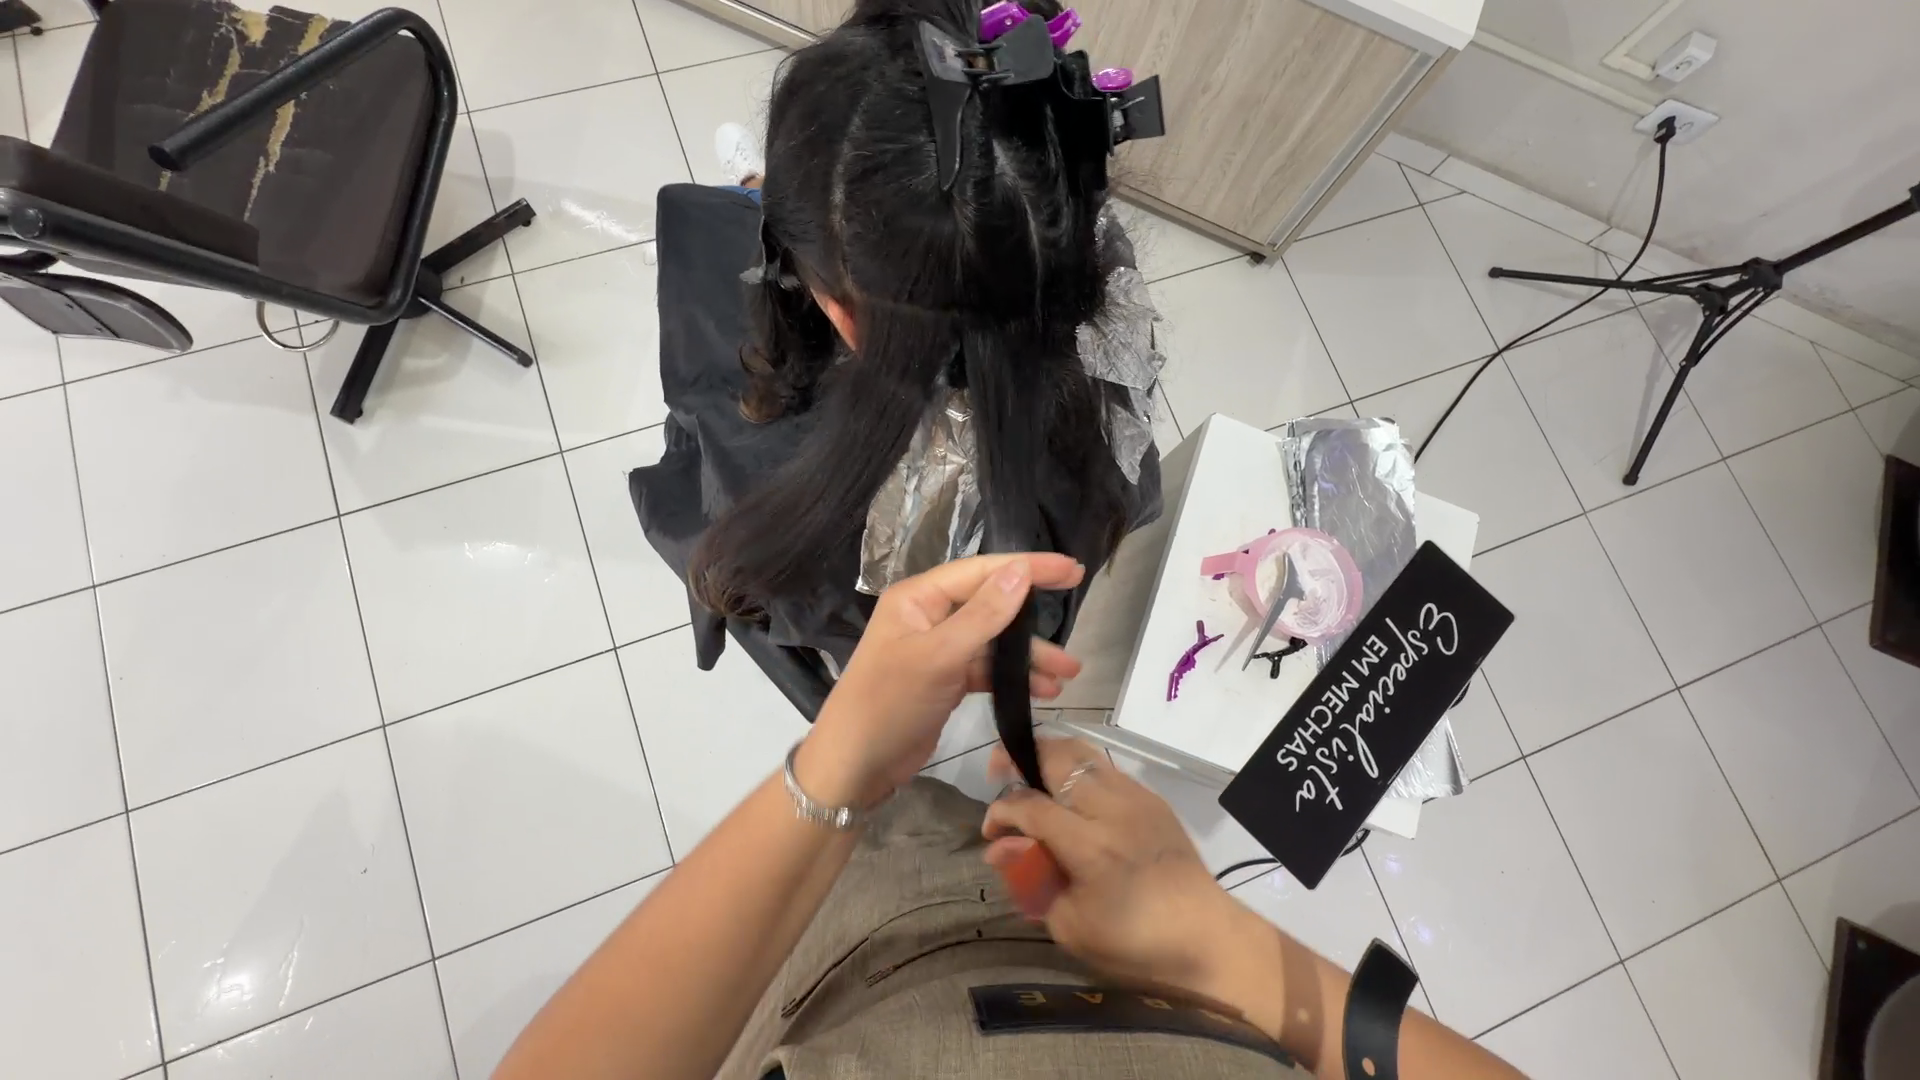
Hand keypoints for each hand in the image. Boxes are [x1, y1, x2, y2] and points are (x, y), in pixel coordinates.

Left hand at [794, 554, 1085, 808]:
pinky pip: (987, 670)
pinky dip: (1013, 679)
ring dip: (1029, 655)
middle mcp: (928, 616)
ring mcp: (937, 650)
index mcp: (918, 598)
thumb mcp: (937, 657)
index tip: (1070, 568)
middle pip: (990, 603)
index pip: (980, 571)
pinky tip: (1044, 691)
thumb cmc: (888, 703)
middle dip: (1032, 611)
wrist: (854, 767)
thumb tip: (1020, 571)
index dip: (1027, 567)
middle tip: (1077, 595)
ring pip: (993, 642)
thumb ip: (982, 615)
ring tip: (1069, 671)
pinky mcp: (945, 681)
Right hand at [980, 738, 1262, 1004]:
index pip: (1029, 806)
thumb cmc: (1134, 943)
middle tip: (999, 771)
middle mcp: (1111, 809)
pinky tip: (1072, 795)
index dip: (1000, 811)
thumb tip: (998, 847)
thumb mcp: (1069, 925)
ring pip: (1082, 752)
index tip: (989, 829)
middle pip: (1055, 757)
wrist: (1206, 936)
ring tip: (1031, 772)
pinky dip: (1079, 771)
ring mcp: (1134, 797)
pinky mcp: (1151, 797)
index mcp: (1089, 846)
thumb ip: (1029, 878)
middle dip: (1019, 757)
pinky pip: (1105, 769)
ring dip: (1050, 756)